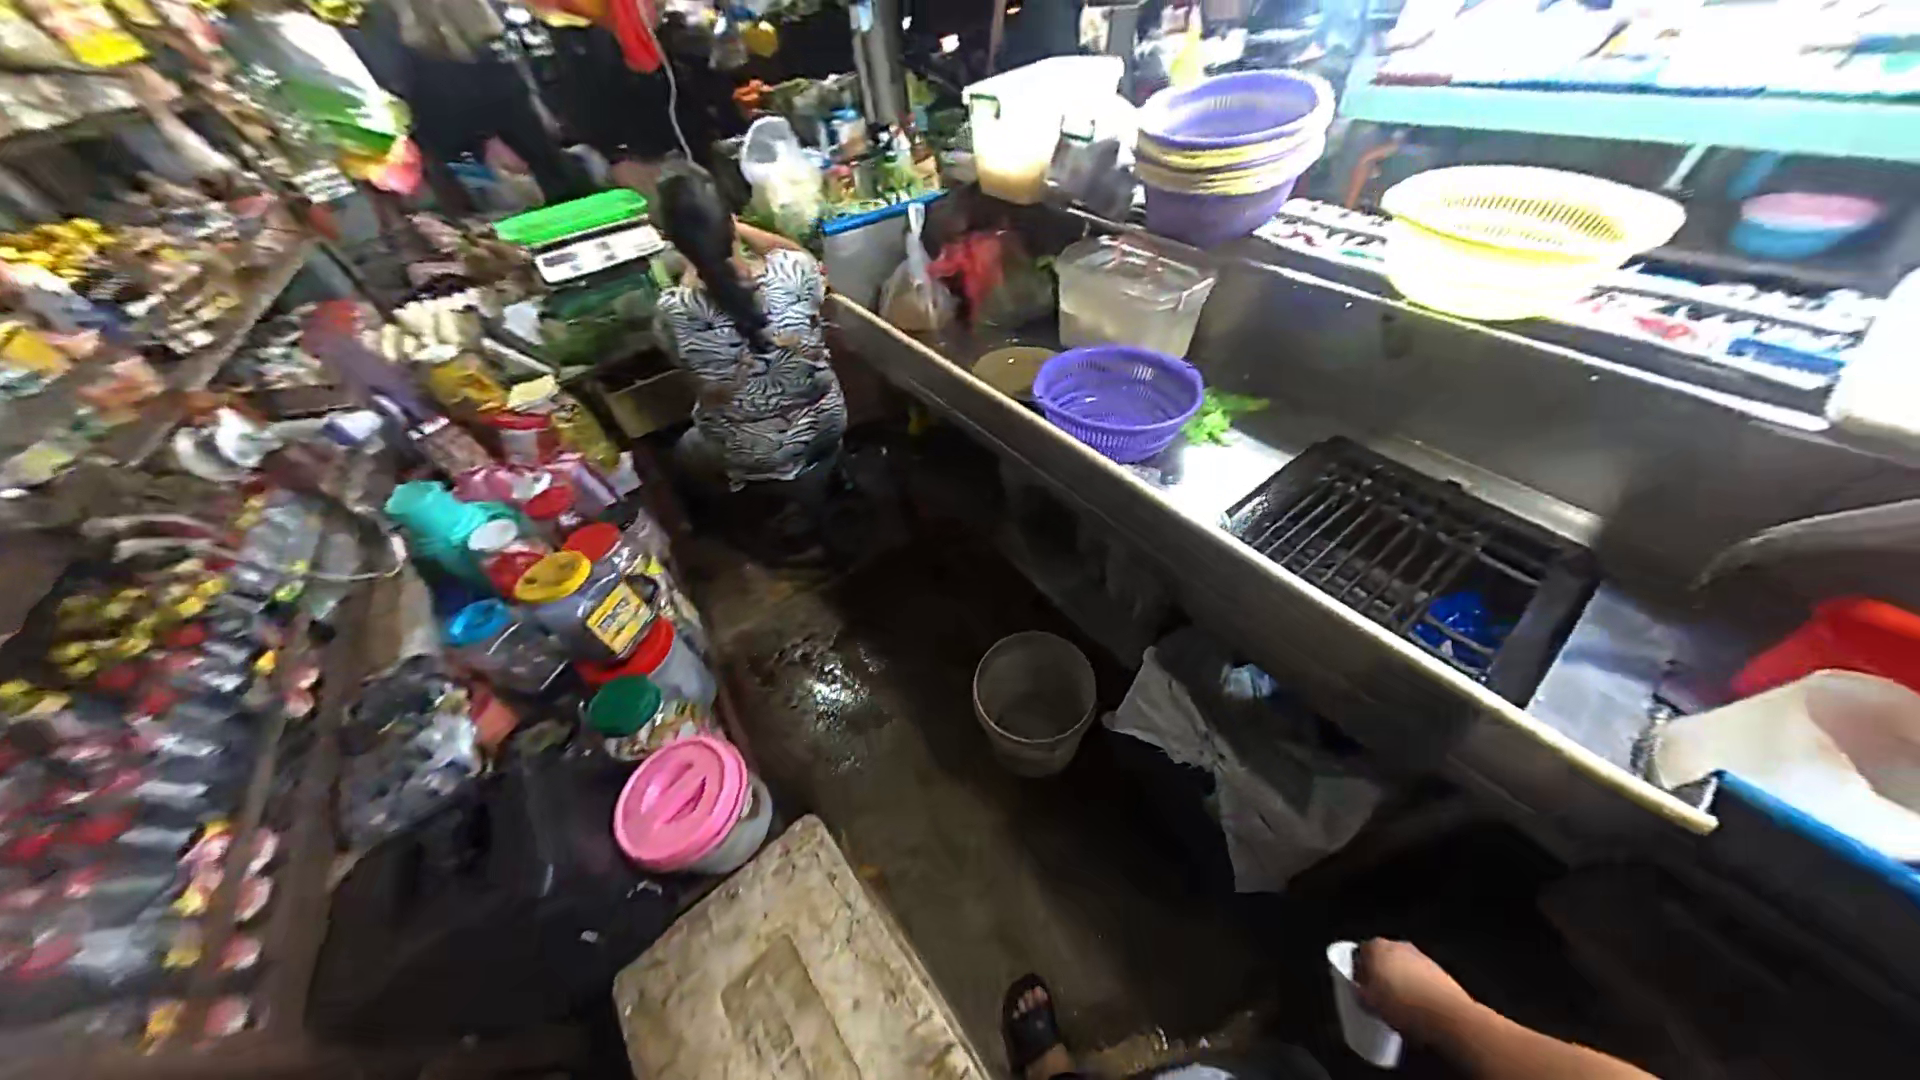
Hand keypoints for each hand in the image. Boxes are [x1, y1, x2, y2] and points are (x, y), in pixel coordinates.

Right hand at [1354, 939, 1477, 1042]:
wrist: (1450, 1018)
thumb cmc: (1402, 1005)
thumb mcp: (1369, 1003)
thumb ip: (1359, 992)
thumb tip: (1360, 992)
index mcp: (1373, 946)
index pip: (1359, 955)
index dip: (1359, 973)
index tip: (1362, 990)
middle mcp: (1396, 945)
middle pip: (1383, 959)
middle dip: (1382, 975)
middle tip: (1381, 997)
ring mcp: (1422, 957)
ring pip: (1404, 969)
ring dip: (1403, 982)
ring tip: (1403, 1007)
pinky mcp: (1442, 973)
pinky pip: (1423, 979)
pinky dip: (1421, 990)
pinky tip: (1421, 1010)